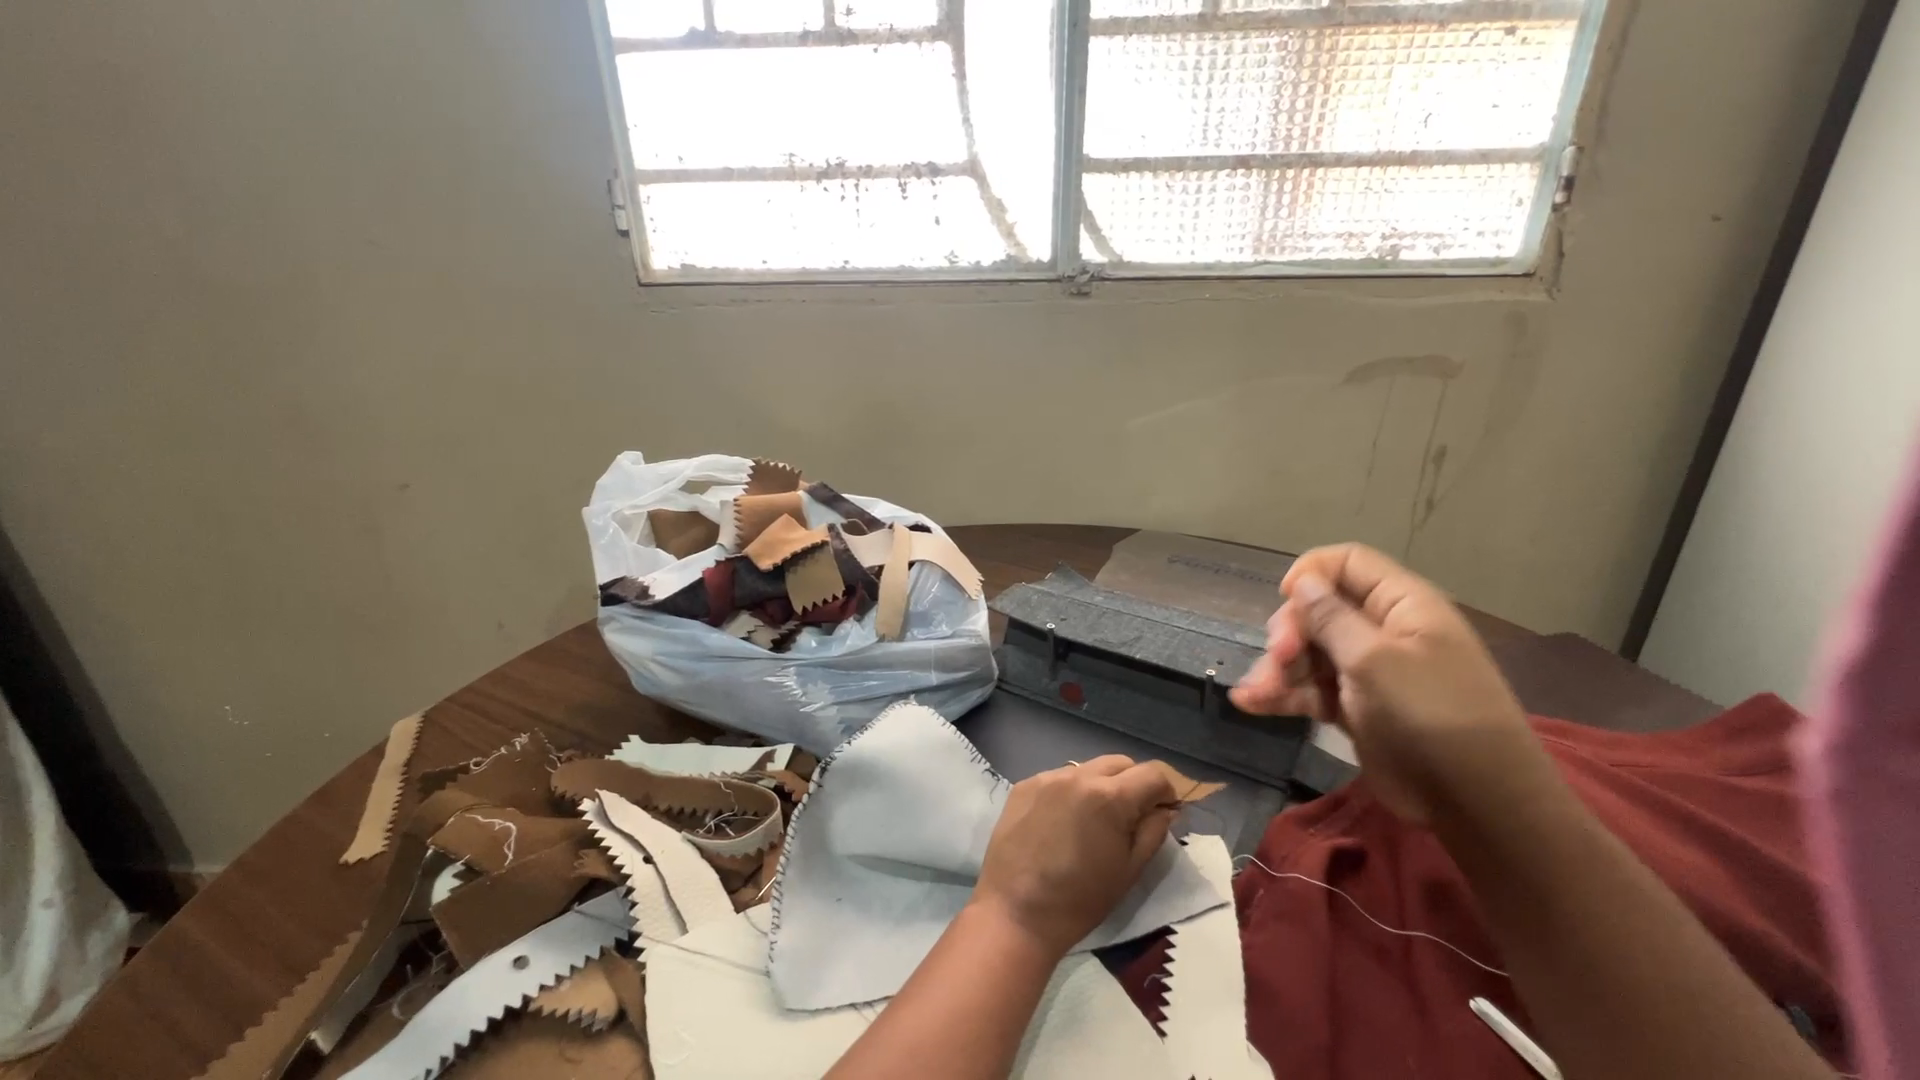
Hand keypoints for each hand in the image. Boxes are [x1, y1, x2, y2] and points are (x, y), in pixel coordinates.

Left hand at [970, 756, 1176, 955]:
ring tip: (1093, 821)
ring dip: (1100, 786)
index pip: (1153, 773)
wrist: (1016, 913)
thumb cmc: (1080, 900)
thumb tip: (1165, 809)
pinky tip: (1062, 822)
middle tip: (1130, 817)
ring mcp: (1047, 778)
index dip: (1166, 792)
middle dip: (1134, 784)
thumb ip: (1153, 831)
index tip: (1163, 812)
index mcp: (1110, 797)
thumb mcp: (1130, 870)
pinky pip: (1059, 779)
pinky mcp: (1023, 786)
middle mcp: (1078, 776)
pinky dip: (1070, 792)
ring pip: (1087, 768)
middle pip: (1120, 764)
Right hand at [1230, 543, 1543, 823]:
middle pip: (1319, 610)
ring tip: (1255, 693)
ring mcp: (1369, 672)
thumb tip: (1301, 580)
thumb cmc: (1430, 715)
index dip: (1311, 573)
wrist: (1474, 800)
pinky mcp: (1357, 709)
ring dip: (1278, 669)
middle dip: (1290, 631)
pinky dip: (1283, 695)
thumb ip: (1332, 618)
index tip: (1284, 598)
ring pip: (1310, 654)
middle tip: (1278, 659)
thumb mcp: (1376, 660)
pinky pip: (1312, 691)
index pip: (1348, 563)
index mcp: (1401, 605)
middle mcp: (1384, 631)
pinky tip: (1249, 703)